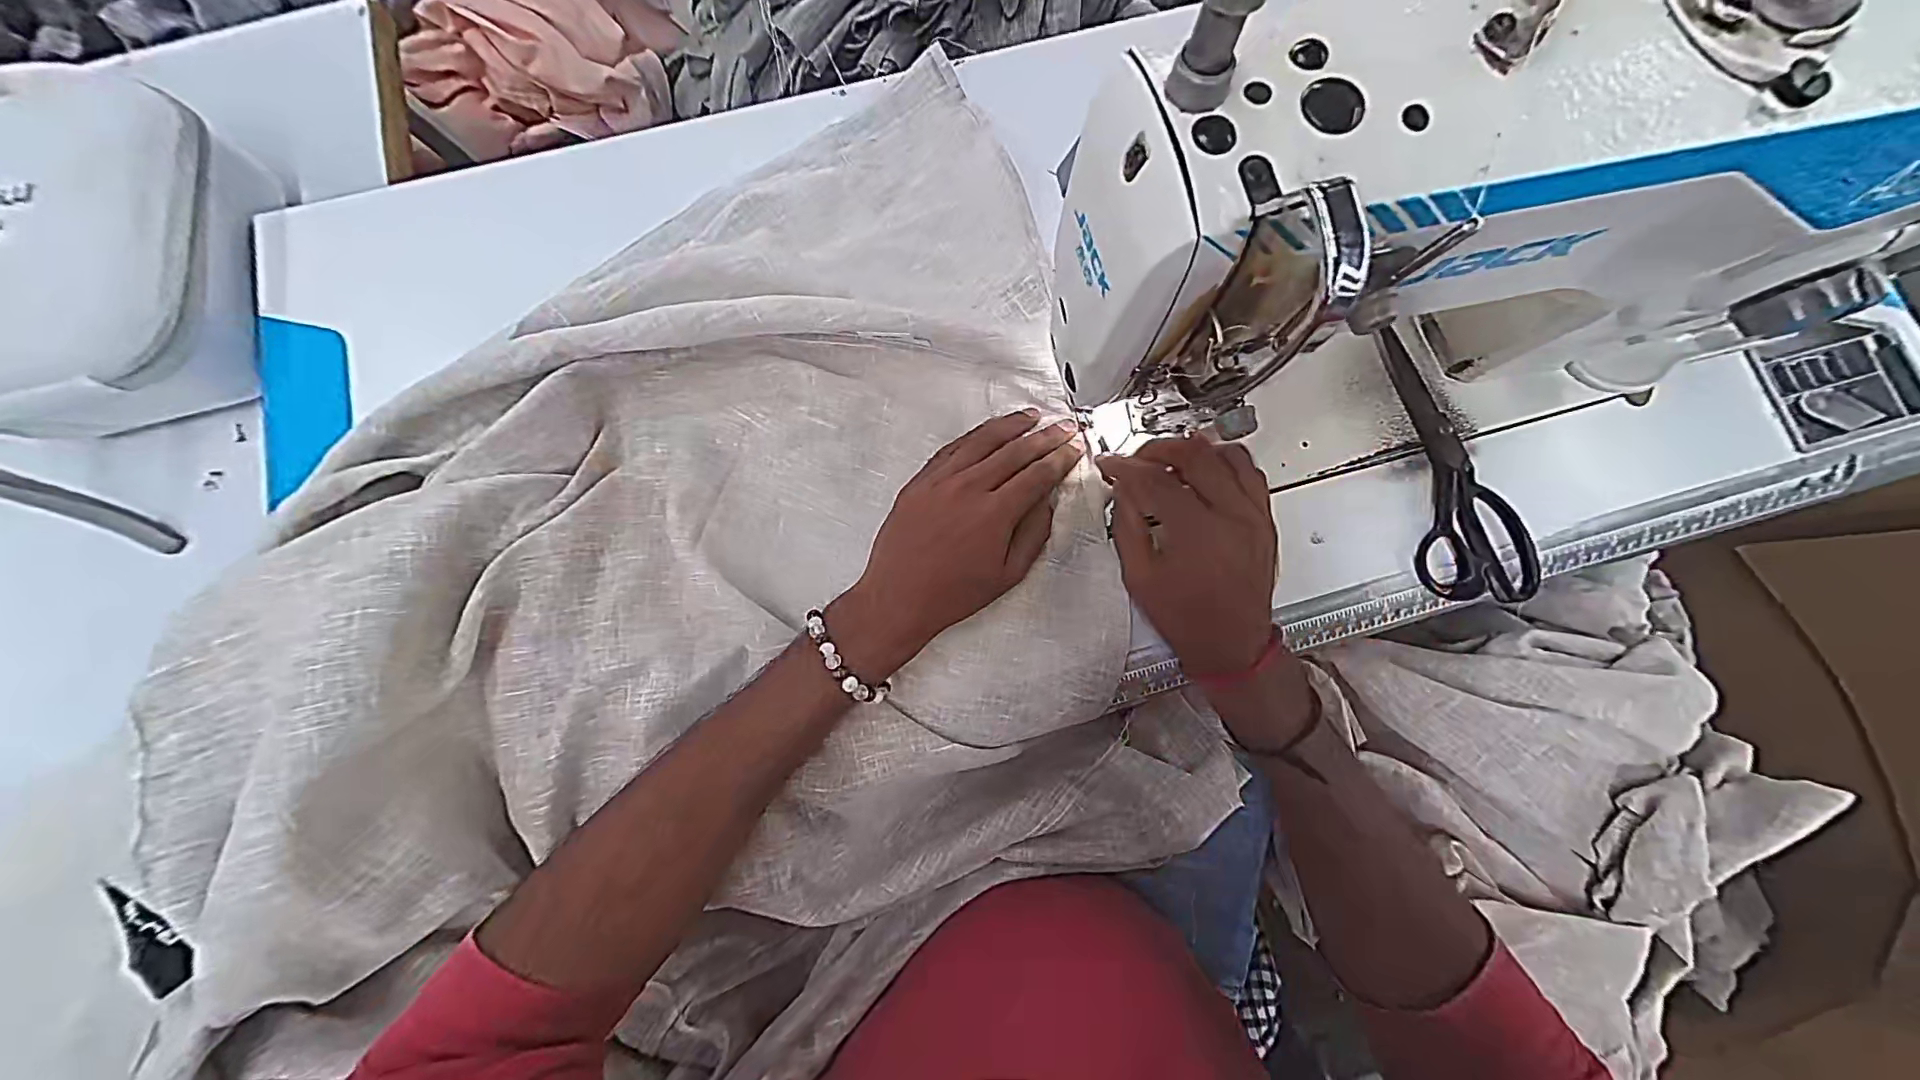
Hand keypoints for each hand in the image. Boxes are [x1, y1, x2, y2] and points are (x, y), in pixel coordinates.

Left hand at [829, 409, 1084, 677]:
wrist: (898, 597)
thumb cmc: (949, 593)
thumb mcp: (1007, 575)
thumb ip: (1033, 535)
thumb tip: (1047, 505)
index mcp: (994, 514)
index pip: (1037, 474)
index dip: (1061, 458)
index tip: (1073, 449)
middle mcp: (967, 490)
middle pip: (1015, 451)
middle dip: (1045, 436)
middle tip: (1062, 428)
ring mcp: (940, 482)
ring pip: (982, 441)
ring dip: (1011, 425)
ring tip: (1031, 416)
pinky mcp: (920, 482)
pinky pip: (952, 448)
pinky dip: (974, 436)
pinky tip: (986, 431)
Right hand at [1098, 436, 1276, 672]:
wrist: (1231, 644)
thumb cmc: (1189, 620)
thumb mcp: (1139, 577)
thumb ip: (1126, 526)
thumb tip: (1123, 492)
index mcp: (1196, 533)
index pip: (1154, 479)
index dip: (1125, 467)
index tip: (1112, 466)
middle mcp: (1232, 518)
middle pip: (1193, 454)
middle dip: (1156, 449)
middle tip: (1137, 459)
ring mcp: (1254, 517)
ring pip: (1227, 455)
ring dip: (1193, 450)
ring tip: (1170, 459)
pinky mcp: (1265, 520)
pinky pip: (1250, 473)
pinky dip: (1225, 463)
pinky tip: (1207, 470)